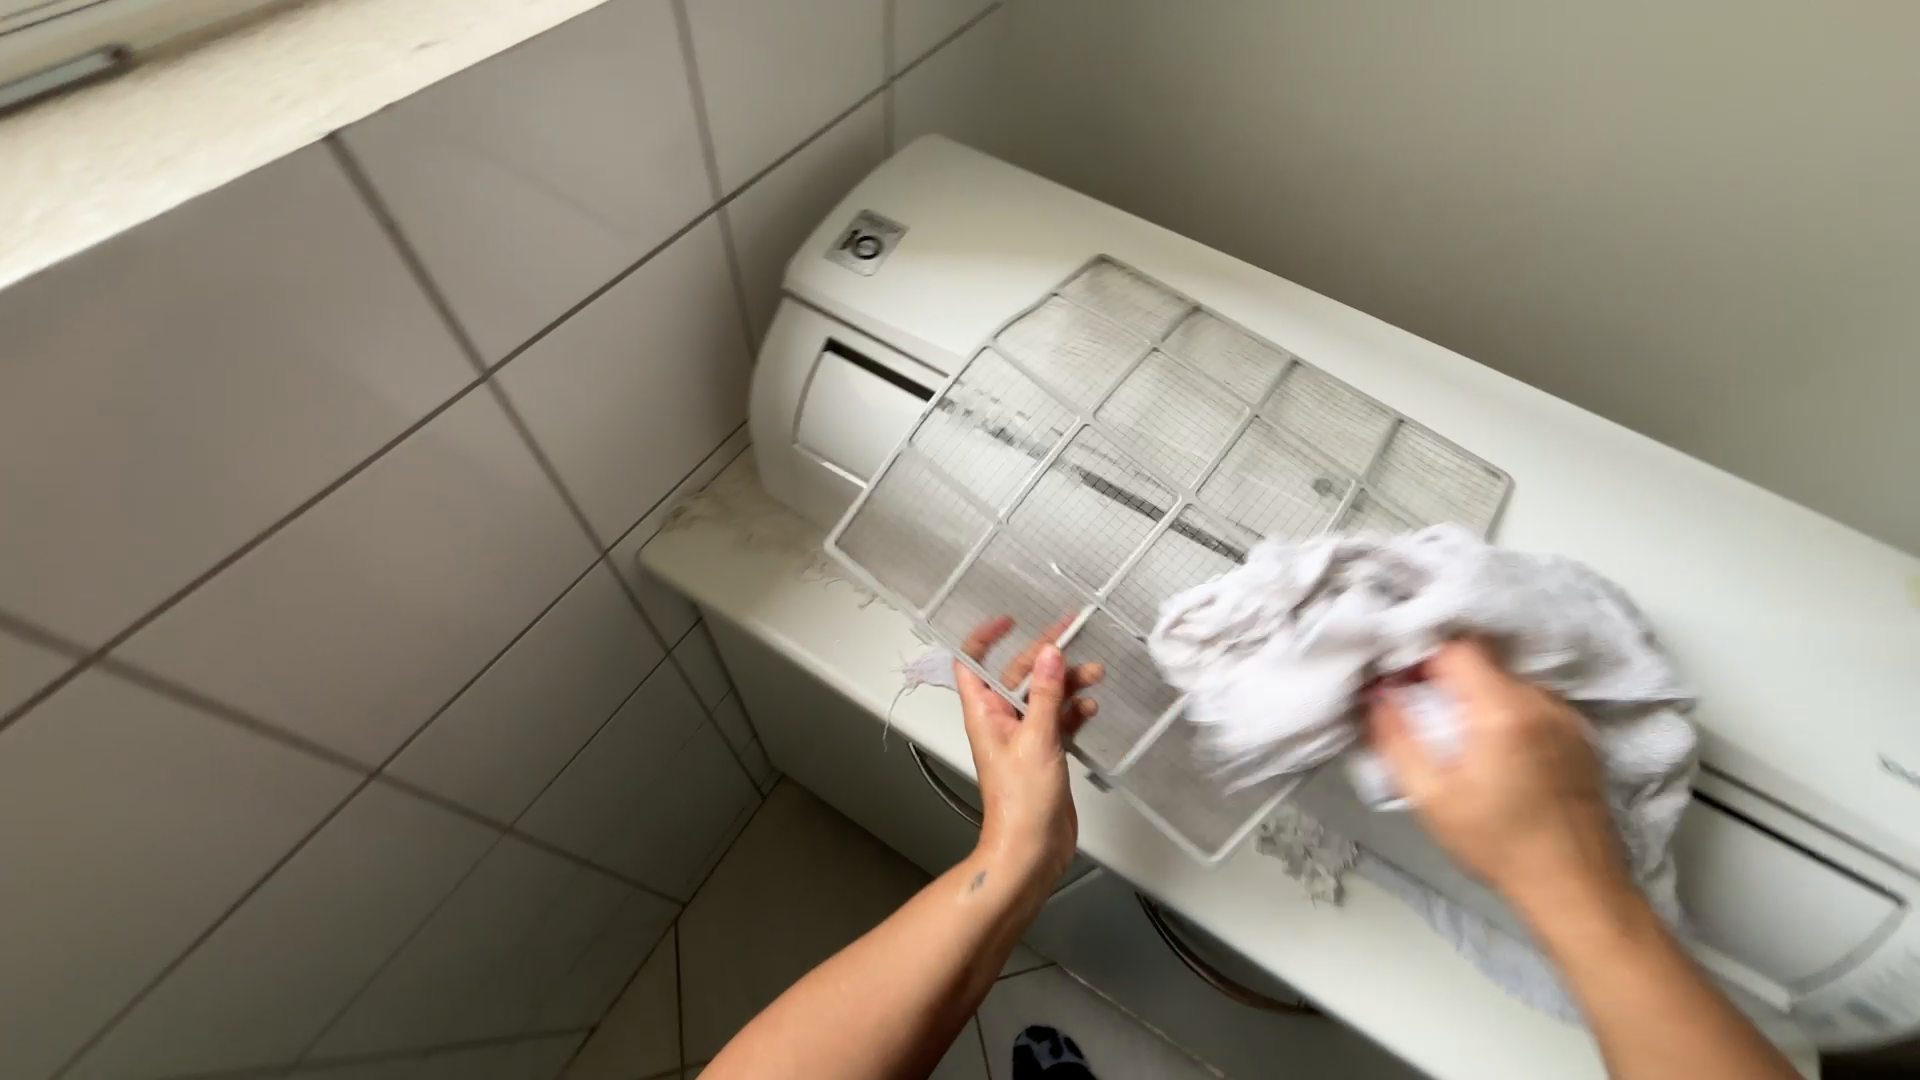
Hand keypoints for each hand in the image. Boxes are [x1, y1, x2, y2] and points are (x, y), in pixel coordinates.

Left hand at [954, 616, 1102, 891]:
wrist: (1032, 850)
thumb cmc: (1020, 802)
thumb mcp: (1036, 739)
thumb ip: (1044, 693)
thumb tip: (1049, 652)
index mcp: (983, 712)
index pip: (973, 662)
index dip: (986, 638)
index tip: (1010, 620)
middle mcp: (1000, 719)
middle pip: (1020, 674)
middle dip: (1046, 656)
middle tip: (1073, 633)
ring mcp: (1024, 734)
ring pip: (1044, 694)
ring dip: (1067, 682)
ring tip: (1095, 673)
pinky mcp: (1045, 750)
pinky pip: (1059, 718)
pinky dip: (1074, 709)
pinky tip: (1090, 707)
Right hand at [1367, 639, 1631, 917]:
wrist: (1576, 889)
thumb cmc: (1497, 843)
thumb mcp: (1426, 793)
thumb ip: (1394, 734)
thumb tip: (1376, 695)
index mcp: (1502, 712)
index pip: (1457, 648)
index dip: (1421, 655)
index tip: (1400, 682)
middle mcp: (1541, 704)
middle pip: (1482, 661)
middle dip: (1444, 676)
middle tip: (1420, 707)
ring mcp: (1567, 719)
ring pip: (1506, 680)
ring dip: (1475, 693)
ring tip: (1456, 731)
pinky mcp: (1581, 737)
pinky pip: (1531, 702)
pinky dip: (1503, 709)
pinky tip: (1491, 746)